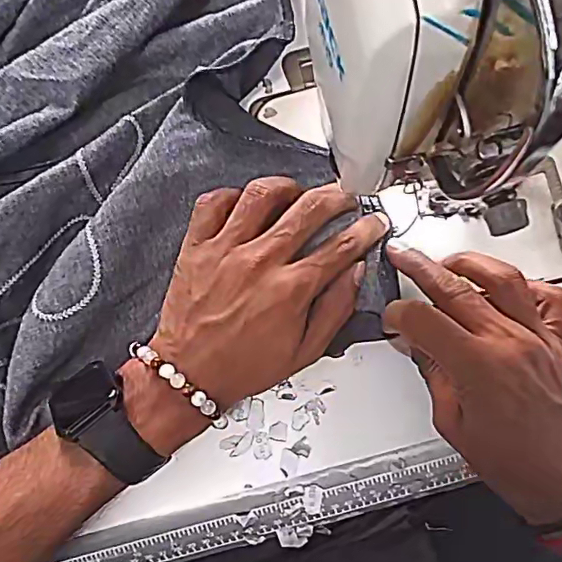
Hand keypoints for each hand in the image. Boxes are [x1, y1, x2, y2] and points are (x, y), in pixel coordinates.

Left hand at [121, 178, 389, 455]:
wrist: (190, 374)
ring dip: (288, 186)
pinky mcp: (197, 247)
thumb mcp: (304, 351)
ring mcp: (225, 250)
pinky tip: (246, 203)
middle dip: (337, 196)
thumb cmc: (242, 367)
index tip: (372, 223)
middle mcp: (260, 262)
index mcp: (291, 289)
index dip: (365, 228)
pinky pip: (214, 203)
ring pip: (262, 194)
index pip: (341, 245)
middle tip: (343, 198)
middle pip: (309, 208)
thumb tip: (355, 274)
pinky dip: (233, 194)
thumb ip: (336, 309)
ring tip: (297, 192)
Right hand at [383, 246, 561, 526]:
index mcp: (478, 367)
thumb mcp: (452, 422)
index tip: (393, 317)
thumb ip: (433, 373)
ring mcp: (538, 338)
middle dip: (420, 267)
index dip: (400, 313)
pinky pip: (548, 297)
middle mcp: (510, 344)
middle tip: (403, 256)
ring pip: (503, 278)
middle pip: (456, 288)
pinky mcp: (558, 342)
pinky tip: (505, 286)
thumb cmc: (515, 464)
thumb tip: (417, 345)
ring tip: (448, 262)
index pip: (425, 319)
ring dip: (470, 263)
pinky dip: (525, 284)